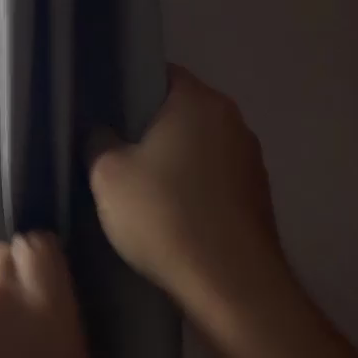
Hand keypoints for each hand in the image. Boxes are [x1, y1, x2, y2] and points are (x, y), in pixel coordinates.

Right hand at [89, 65, 296, 333]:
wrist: (230, 283)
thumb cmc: (164, 215)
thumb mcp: (107, 174)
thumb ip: (99, 141)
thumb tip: (104, 134)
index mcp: (199, 101)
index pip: (160, 74)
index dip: (128, 89)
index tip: (104, 115)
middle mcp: (233, 120)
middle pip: (181, 112)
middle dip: (149, 129)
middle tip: (112, 152)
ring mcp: (251, 159)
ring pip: (198, 147)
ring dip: (173, 161)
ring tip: (139, 189)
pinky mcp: (258, 196)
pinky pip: (214, 178)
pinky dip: (193, 188)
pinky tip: (170, 214)